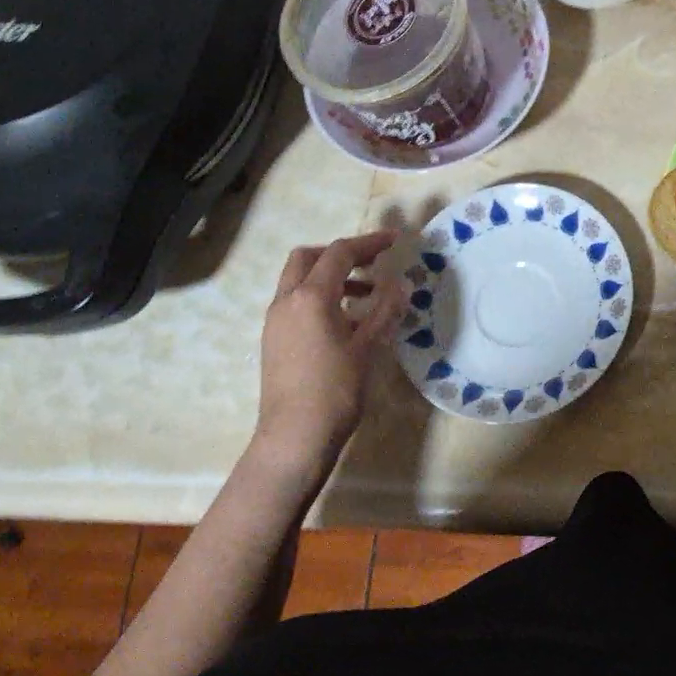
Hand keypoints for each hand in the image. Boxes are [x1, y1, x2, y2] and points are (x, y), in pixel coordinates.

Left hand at [256, 232, 406, 458]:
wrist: (295, 435)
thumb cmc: (335, 389)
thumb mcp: (367, 348)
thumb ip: (384, 311)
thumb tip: (401, 284)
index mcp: (310, 297)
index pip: (339, 254)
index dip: (369, 243)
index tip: (394, 241)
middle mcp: (286, 300)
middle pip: (309, 258)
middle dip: (340, 254)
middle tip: (372, 263)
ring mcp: (275, 320)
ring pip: (299, 280)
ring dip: (331, 277)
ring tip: (367, 295)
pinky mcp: (274, 339)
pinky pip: (296, 302)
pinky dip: (320, 297)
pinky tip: (346, 320)